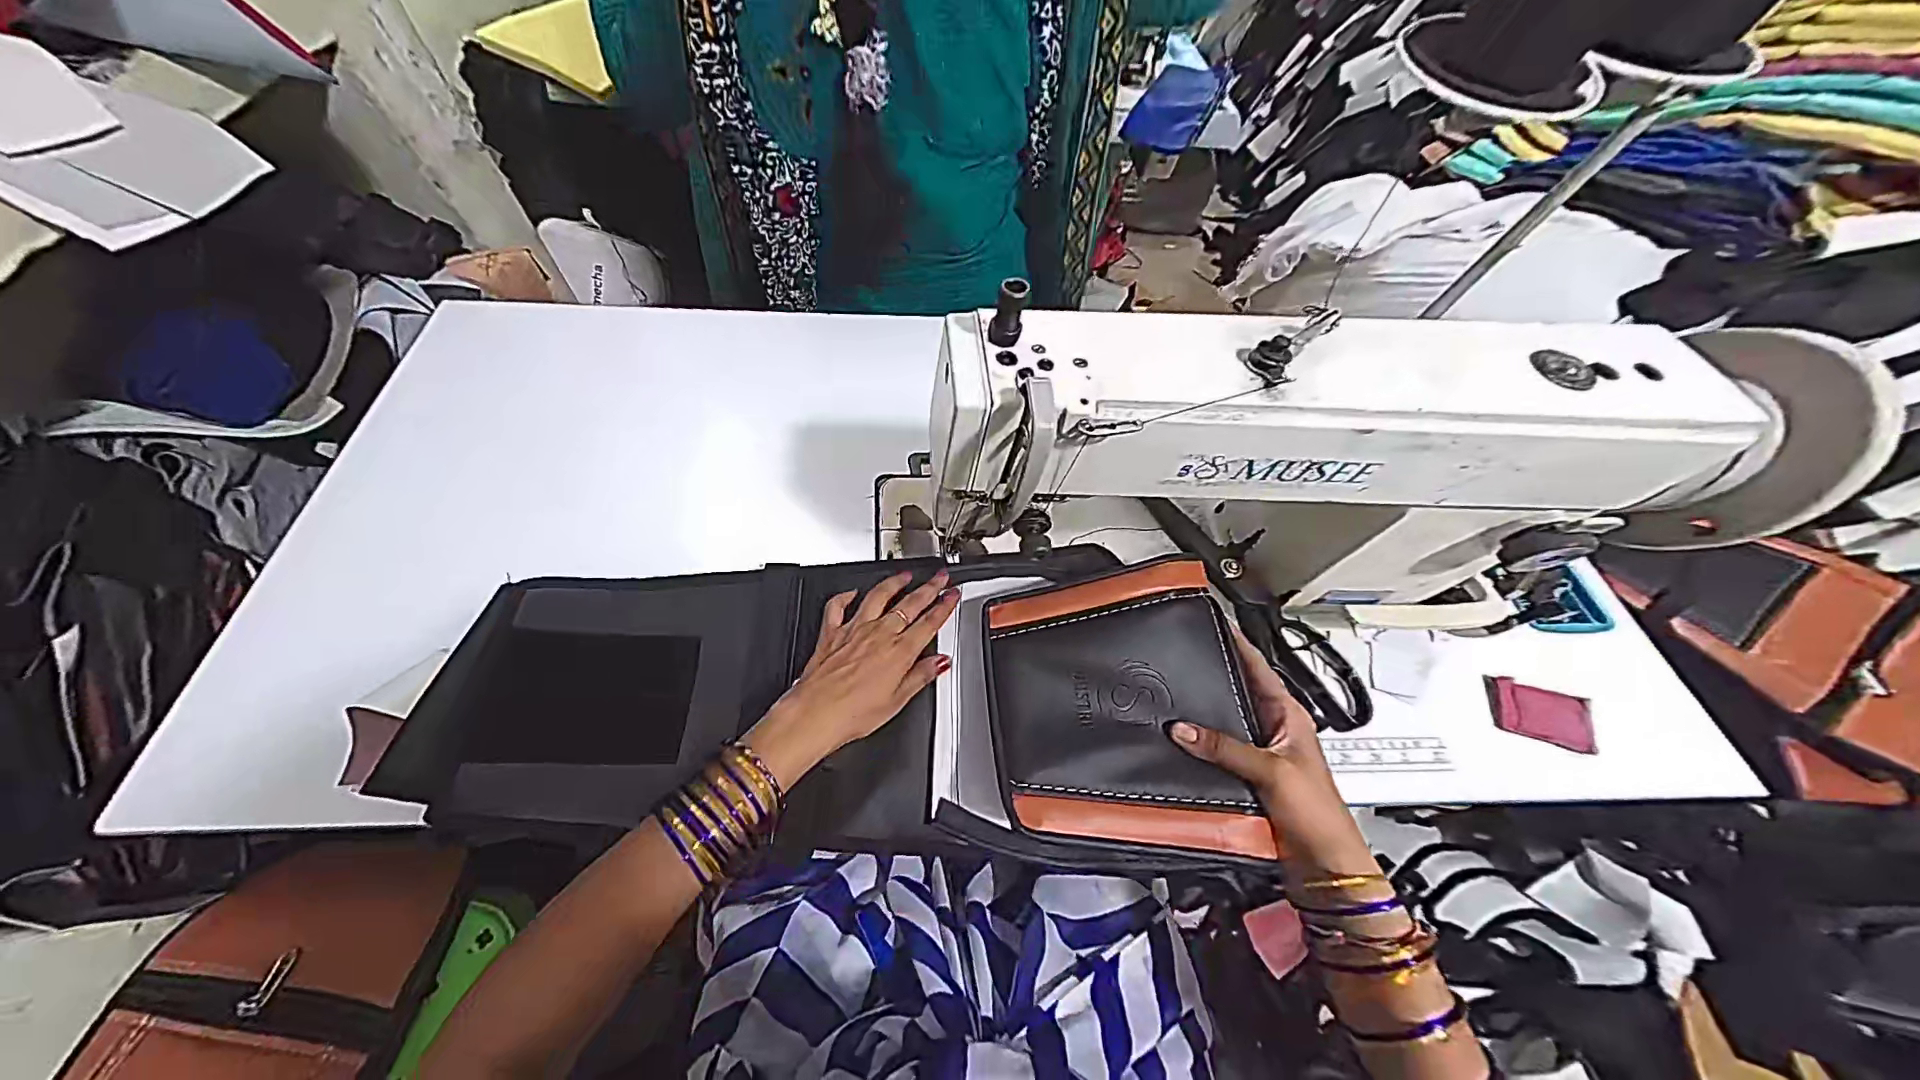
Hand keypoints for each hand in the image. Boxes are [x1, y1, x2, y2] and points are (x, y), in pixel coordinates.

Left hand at [744, 571, 959, 787]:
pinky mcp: (831, 633)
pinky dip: (846, 596)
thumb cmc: (852, 713)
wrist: (815, 713)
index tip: (952, 594)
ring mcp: (854, 630)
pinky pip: (838, 606)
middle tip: (940, 577)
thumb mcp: (897, 701)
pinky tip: (852, 592)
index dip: (944, 605)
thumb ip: (921, 676)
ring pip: (878, 597)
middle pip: (909, 604)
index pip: (929, 623)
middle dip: (929, 587)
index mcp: (899, 652)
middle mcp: (878, 635)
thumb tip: (940, 662)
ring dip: (893, 583)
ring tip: (904, 575)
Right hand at [1168, 624, 1374, 873]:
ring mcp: (1258, 752)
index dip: (1237, 642)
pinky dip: (1199, 746)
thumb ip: (1225, 748)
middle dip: (1210, 675)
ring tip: (1175, 695)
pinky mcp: (1246, 775)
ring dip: (1202, 715)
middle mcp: (1273, 728)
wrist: (1325, 865)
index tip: (1215, 621)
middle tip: (1182, 655)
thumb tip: (1183, 728)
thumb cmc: (1321, 816)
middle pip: (1236, 691)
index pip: (1258, 666)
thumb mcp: (1272, 771)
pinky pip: (1216, 751)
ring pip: (1223, 722)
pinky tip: (1181, 742)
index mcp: (1289, 715)